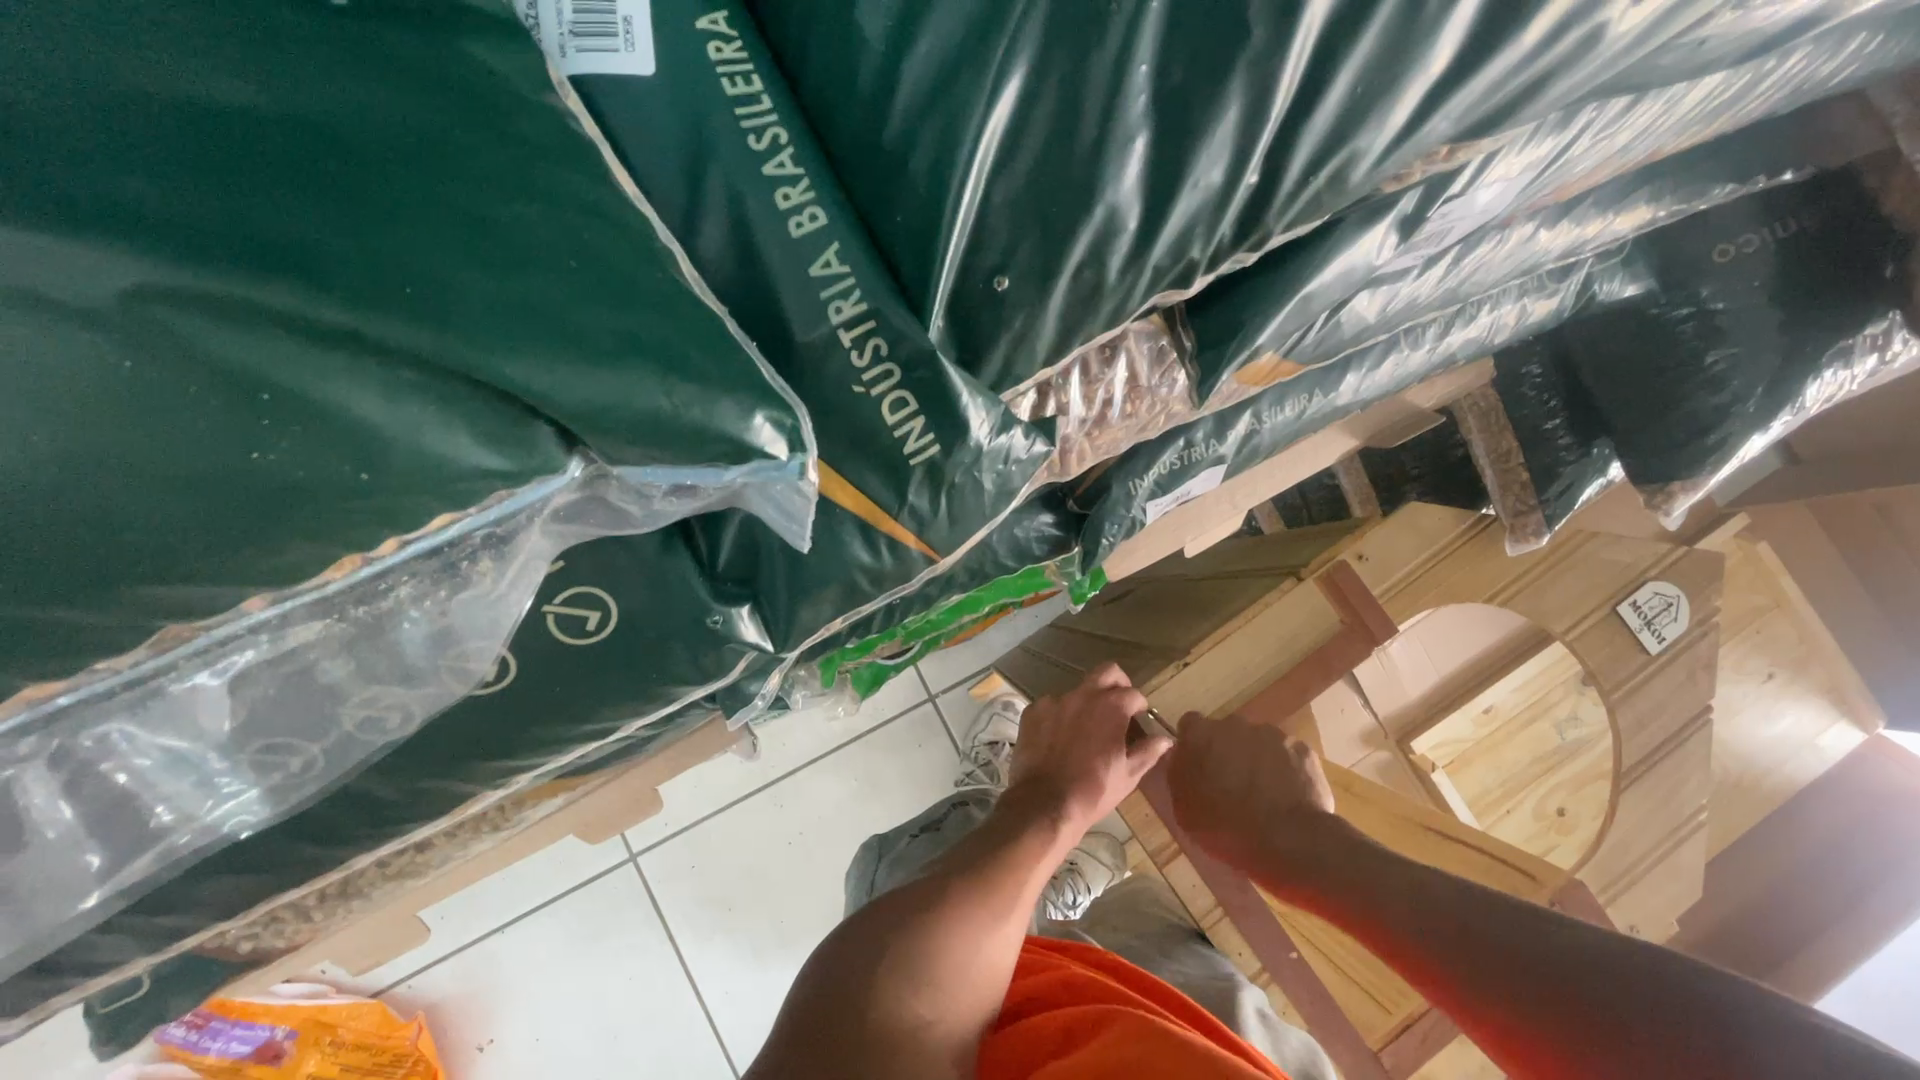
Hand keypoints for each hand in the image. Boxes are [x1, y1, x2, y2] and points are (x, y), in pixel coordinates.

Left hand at [1003, 664, 1172, 836]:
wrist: (1044, 804)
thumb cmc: (1093, 791)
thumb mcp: (1128, 775)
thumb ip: (1148, 751)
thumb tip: (1165, 739)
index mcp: (1111, 707)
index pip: (1134, 694)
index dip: (1139, 706)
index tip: (1139, 719)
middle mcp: (1083, 695)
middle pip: (1106, 672)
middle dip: (1117, 684)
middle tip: (1118, 706)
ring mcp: (1054, 701)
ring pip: (1076, 691)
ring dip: (1085, 703)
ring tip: (1084, 729)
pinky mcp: (1032, 712)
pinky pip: (1050, 705)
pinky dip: (1058, 716)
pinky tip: (1058, 737)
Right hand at [1165, 711, 1348, 886]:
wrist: (1288, 839)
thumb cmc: (1225, 827)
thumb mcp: (1183, 808)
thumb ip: (1179, 775)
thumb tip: (1182, 760)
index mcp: (1199, 735)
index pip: (1190, 726)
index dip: (1194, 746)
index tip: (1198, 767)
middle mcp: (1233, 724)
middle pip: (1226, 732)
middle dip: (1226, 751)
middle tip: (1230, 785)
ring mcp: (1271, 734)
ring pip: (1258, 742)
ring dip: (1256, 760)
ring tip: (1263, 796)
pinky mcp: (1301, 749)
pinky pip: (1286, 755)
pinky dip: (1284, 770)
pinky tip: (1287, 797)